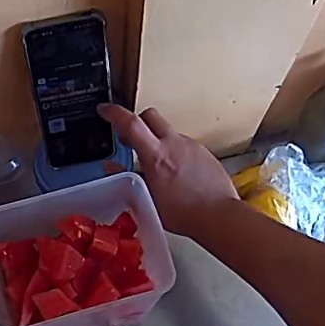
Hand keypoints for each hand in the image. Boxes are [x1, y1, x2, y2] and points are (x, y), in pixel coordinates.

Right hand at [99, 104, 242, 238]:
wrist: (219, 215)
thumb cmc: (184, 213)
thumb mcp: (147, 198)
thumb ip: (127, 178)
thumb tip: (112, 167)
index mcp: (157, 156)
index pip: (131, 123)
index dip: (114, 113)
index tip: (105, 110)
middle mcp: (175, 144)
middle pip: (150, 115)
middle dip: (136, 121)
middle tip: (129, 137)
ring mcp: (191, 146)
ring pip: (167, 131)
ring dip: (156, 139)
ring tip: (154, 163)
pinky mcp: (204, 152)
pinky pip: (183, 144)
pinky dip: (174, 151)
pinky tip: (175, 171)